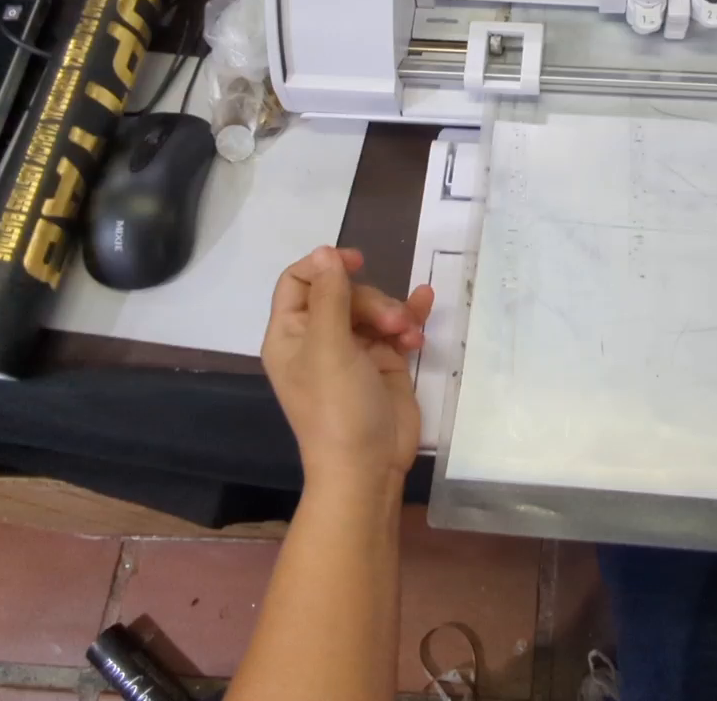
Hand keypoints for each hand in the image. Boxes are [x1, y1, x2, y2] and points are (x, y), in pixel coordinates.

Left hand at [262, 247, 434, 491]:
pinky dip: (411, 318)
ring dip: (395, 313)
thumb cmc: (337, 408)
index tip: (357, 263)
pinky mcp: (383, 363)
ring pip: (374, 308)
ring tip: (409, 336)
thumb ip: (330, 297)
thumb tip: (325, 251)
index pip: (299, 281)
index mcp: (291, 334)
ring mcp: (353, 351)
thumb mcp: (330, 348)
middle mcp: (319, 338)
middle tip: (392, 323)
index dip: (324, 266)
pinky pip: (396, 327)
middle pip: (345, 293)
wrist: (368, 466)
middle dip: (373, 301)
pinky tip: (425, 306)